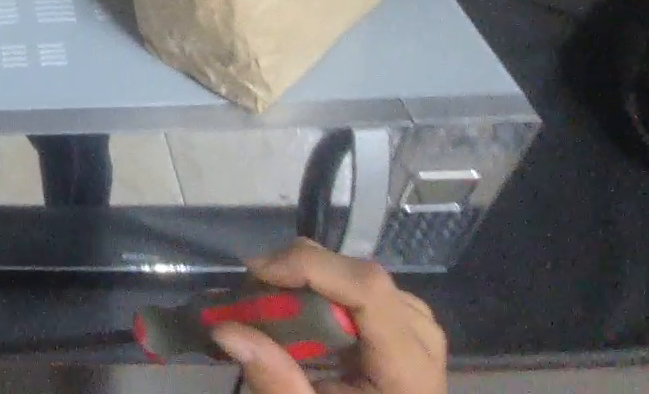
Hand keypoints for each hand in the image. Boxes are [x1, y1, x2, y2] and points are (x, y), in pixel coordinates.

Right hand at [211, 239, 446, 393]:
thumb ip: (274, 381)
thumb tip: (224, 330)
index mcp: (410, 373)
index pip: (368, 291)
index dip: (310, 267)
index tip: (256, 272)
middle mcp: (424, 343)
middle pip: (360, 276)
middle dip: (299, 271)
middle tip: (254, 291)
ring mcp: (419, 332)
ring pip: (358, 275)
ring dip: (309, 278)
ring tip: (275, 303)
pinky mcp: (406, 328)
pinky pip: (362, 286)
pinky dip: (322, 286)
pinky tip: (303, 311)